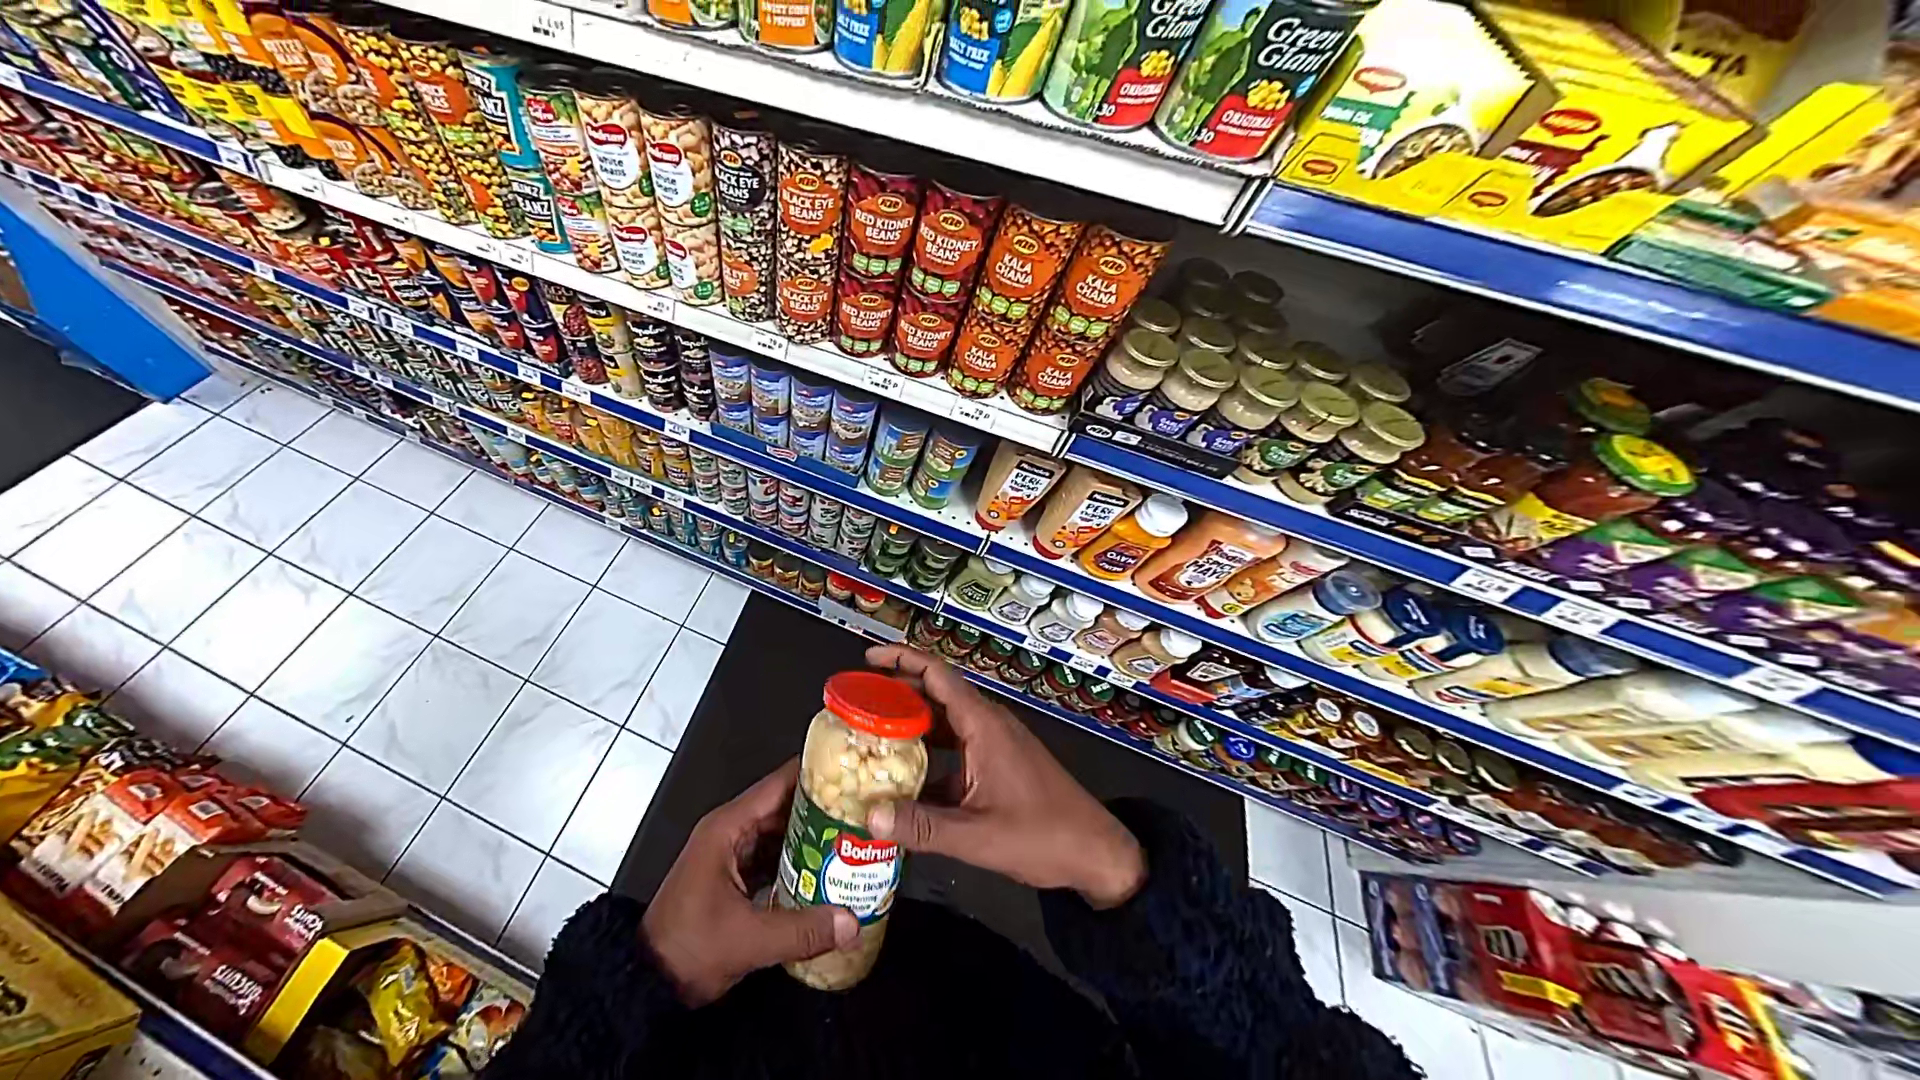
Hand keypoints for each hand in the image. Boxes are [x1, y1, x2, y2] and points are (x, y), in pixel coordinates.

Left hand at [642, 759, 857, 1004]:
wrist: (645, 986)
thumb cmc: (684, 949)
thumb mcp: (747, 940)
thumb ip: (802, 931)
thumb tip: (851, 923)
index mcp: (729, 827)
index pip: (781, 783)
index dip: (818, 775)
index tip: (855, 775)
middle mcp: (732, 830)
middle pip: (788, 804)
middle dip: (826, 808)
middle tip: (864, 813)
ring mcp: (733, 852)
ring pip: (784, 831)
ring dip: (817, 836)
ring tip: (854, 840)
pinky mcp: (736, 874)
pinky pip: (777, 854)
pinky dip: (802, 859)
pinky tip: (829, 871)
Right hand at [863, 645, 1145, 908]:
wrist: (1095, 852)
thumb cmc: (1042, 836)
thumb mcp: (977, 836)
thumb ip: (922, 826)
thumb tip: (868, 817)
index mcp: (984, 725)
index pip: (939, 675)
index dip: (903, 659)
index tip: (869, 656)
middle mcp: (988, 725)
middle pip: (937, 695)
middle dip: (897, 693)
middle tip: (855, 702)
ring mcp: (994, 744)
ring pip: (944, 723)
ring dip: (910, 726)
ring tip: (869, 735)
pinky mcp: (998, 764)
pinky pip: (955, 749)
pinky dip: (928, 755)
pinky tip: (903, 778)